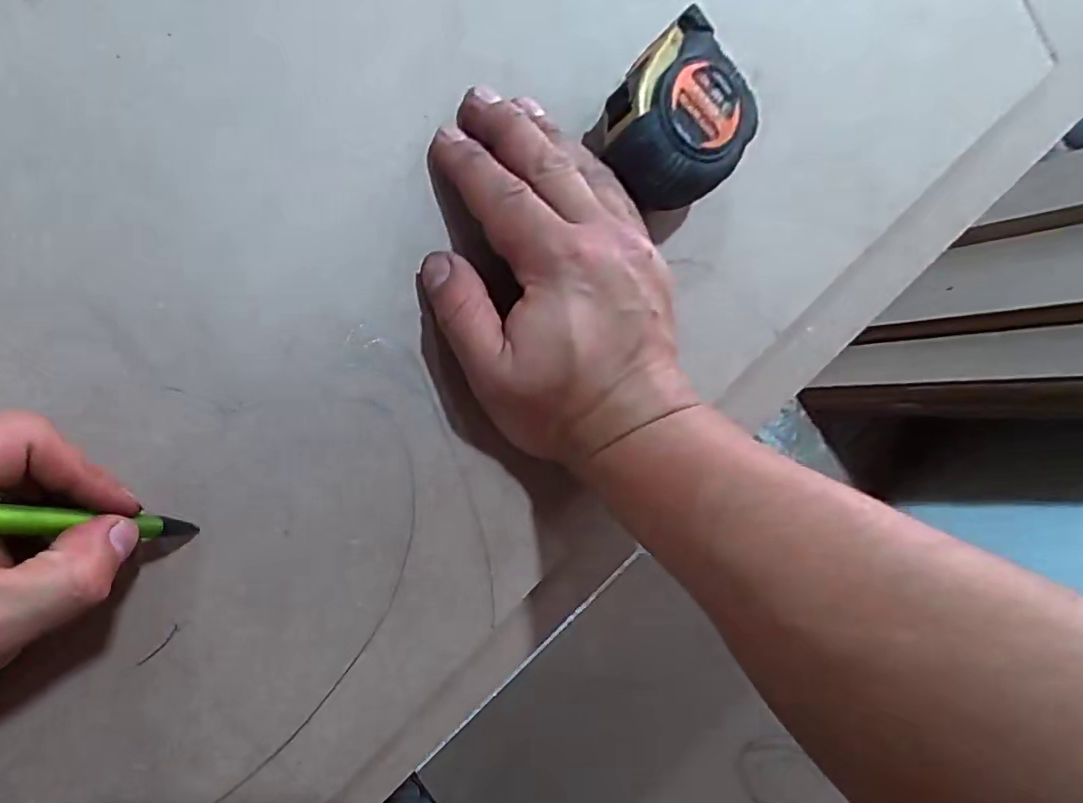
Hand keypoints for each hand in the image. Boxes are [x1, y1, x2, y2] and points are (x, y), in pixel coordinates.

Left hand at [0, 411, 142, 802]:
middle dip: (67, 497)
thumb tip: (124, 531)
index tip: (126, 518)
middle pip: (8, 454)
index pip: (20, 439)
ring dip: (42, 512)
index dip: (84, 474)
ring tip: (68, 554)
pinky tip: (23, 558)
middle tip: (104, 540)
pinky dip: (14, 523)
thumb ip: (72, 575)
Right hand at [422, 87, 699, 467]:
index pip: (505, 199)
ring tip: (519, 109)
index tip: (444, 138)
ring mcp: (629, 242)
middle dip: (508, 129)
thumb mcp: (490, 372)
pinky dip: (586, 162)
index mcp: (557, 263)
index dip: (470, 167)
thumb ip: (462, 311)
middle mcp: (599, 237)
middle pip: (549, 167)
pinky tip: (572, 153)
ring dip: (547, 135)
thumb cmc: (554, 406)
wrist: (635, 424)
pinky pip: (614, 191)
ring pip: (586, 170)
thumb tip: (438, 261)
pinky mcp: (644, 256)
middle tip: (477, 98)